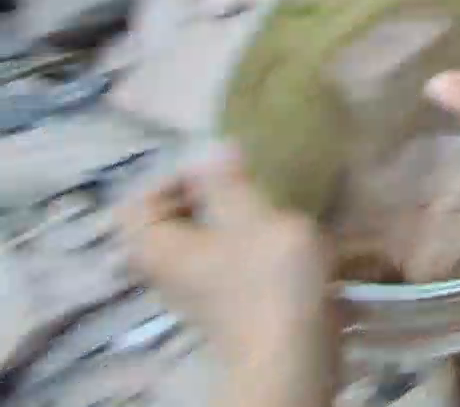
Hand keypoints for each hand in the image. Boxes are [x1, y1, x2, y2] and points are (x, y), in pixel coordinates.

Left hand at [117, 150, 335, 379]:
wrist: (292, 342)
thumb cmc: (271, 275)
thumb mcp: (256, 219)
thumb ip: (231, 184)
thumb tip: (213, 147)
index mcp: (160, 249)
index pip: (138, 204)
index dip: (176, 178)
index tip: (228, 166)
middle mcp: (167, 269)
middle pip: (169, 220)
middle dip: (209, 193)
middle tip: (256, 178)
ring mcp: (197, 286)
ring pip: (201, 237)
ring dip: (234, 213)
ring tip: (277, 199)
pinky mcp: (228, 296)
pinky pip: (225, 255)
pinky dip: (248, 237)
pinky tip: (286, 233)